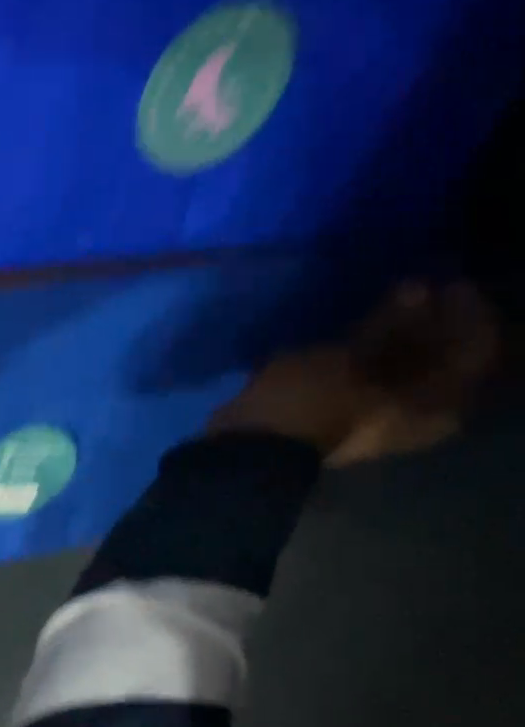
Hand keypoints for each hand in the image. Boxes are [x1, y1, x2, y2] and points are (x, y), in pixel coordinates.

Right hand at [210, 280, 499, 463]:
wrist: (255, 444)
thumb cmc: (308, 403)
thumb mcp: (346, 359)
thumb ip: (386, 325)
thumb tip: (417, 289)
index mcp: (437, 404)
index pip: (472, 349)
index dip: (462, 312)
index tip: (445, 283)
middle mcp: (422, 412)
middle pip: (437, 358)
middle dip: (427, 322)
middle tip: (412, 289)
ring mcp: (383, 416)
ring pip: (403, 367)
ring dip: (397, 335)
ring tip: (384, 303)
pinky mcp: (348, 414)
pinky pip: (375, 377)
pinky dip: (372, 353)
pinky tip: (358, 332)